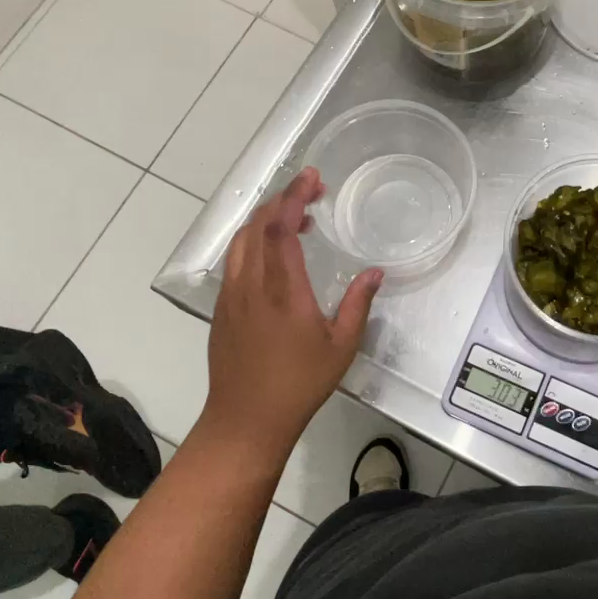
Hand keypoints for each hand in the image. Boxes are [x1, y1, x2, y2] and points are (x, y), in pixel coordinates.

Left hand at [200, 168, 382, 455]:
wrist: (246, 420)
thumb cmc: (299, 385)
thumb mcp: (341, 347)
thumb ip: (358, 305)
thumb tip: (375, 273)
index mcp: (283, 291)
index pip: (281, 229)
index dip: (295, 196)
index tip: (313, 178)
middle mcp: (251, 285)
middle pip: (257, 225)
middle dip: (283, 199)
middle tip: (312, 190)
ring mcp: (232, 296)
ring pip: (241, 240)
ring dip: (266, 219)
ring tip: (297, 217)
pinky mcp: (222, 308)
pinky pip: (236, 260)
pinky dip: (254, 241)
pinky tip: (274, 252)